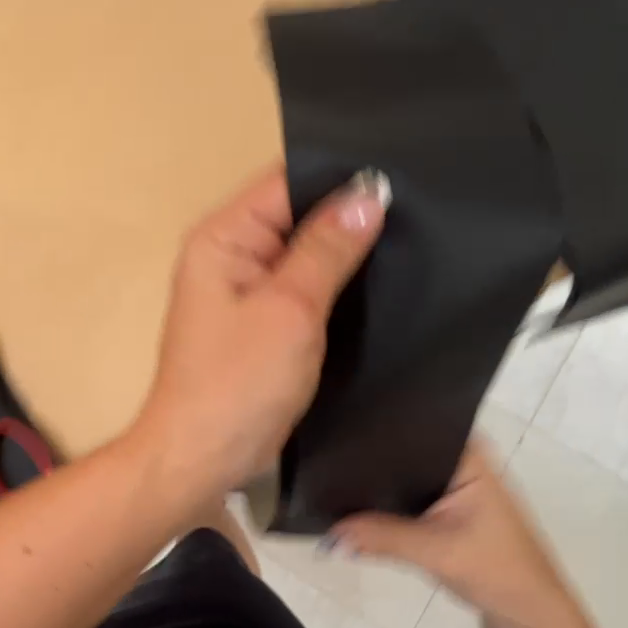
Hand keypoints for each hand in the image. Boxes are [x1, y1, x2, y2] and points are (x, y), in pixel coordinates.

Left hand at [134, 167, 386, 497]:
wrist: (203, 455)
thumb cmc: (239, 381)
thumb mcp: (290, 308)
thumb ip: (327, 248)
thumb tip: (368, 192)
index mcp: (222, 237)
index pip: (285, 182)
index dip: (339, 175)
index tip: (403, 172)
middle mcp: (228, 253)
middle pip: (296, 213)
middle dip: (350, 212)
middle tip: (424, 205)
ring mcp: (244, 288)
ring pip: (304, 251)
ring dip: (347, 249)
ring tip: (417, 235)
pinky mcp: (261, 320)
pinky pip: (303, 286)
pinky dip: (336, 283)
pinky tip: (383, 280)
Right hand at [333, 440, 583, 627]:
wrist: (528, 617)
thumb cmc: (498, 571)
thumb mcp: (437, 552)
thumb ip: (381, 537)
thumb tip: (328, 533)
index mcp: (468, 455)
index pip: (415, 426)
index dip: (376, 424)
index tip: (335, 423)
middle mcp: (458, 460)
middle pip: (401, 447)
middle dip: (366, 452)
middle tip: (322, 450)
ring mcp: (449, 484)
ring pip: (398, 472)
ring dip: (371, 478)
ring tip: (326, 470)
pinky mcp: (439, 507)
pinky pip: (400, 492)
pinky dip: (379, 498)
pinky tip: (347, 498)